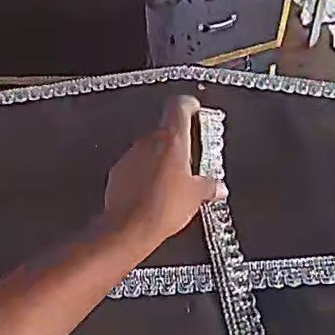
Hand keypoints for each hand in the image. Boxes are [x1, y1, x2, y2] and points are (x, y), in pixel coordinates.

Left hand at [98, 95, 227, 250]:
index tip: (194, 109)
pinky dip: (143, 174)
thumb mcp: (195, 197)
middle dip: (177, 144)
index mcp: (172, 140)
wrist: (129, 229)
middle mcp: (148, 143)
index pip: (179, 107)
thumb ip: (208, 186)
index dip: (188, 106)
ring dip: (159, 160)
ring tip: (171, 182)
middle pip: (164, 131)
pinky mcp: (117, 173)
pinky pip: (134, 167)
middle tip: (189, 160)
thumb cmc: (162, 209)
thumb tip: (217, 187)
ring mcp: (130, 157)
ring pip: (149, 150)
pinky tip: (152, 192)